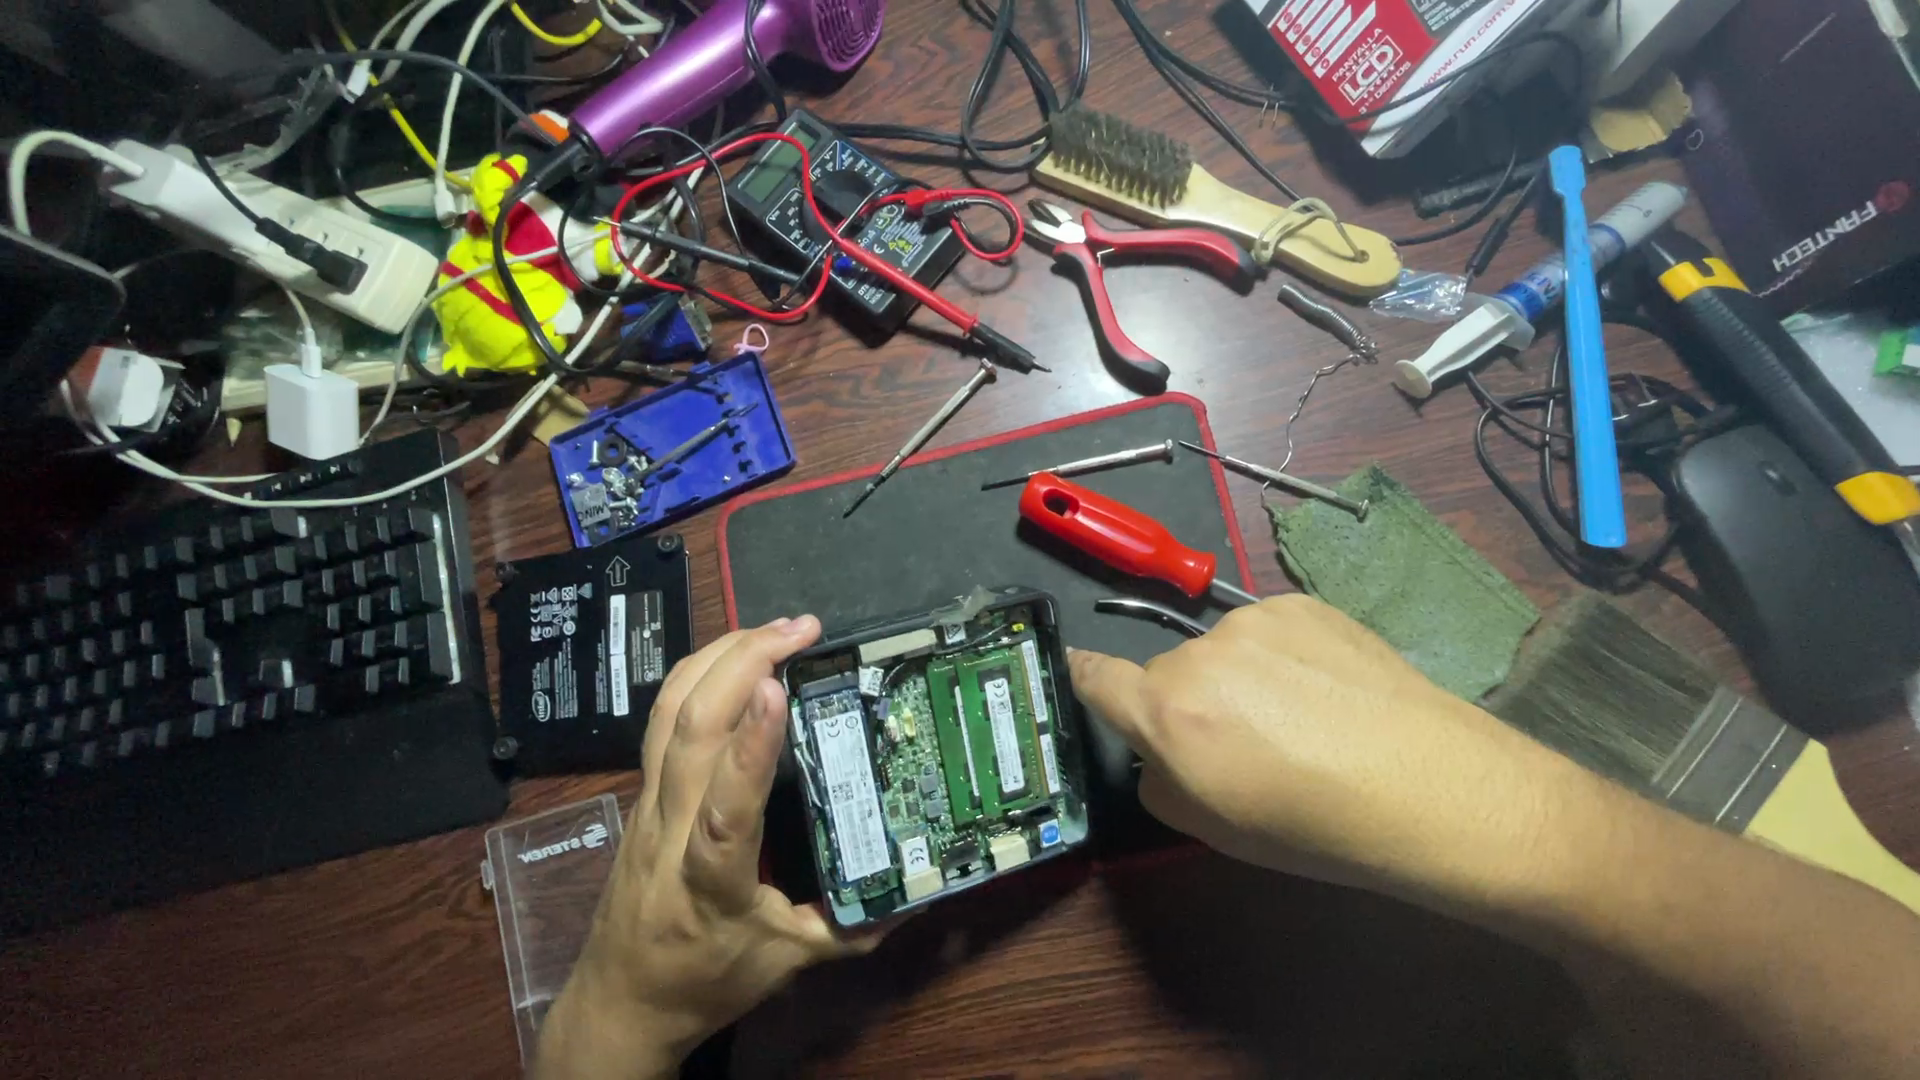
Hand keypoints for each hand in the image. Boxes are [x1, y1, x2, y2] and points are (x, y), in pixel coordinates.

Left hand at [535, 617, 882, 1079]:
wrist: (619, 1000)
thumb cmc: (705, 980)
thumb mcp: (788, 963)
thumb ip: (851, 928)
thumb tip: (918, 893)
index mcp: (709, 882)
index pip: (724, 809)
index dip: (749, 747)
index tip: (776, 689)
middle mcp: (670, 829)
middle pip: (689, 732)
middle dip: (742, 663)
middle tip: (803, 628)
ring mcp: (649, 802)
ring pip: (669, 712)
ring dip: (720, 656)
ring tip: (776, 627)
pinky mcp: (643, 788)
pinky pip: (662, 716)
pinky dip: (699, 671)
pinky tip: (735, 652)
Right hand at [1068, 595, 1587, 905]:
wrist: (1437, 790)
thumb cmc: (1316, 828)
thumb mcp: (1214, 830)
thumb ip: (1160, 780)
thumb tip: (1159, 749)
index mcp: (1169, 712)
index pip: (1094, 676)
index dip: (1078, 674)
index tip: (1075, 669)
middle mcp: (1199, 653)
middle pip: (1166, 672)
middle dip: (1187, 702)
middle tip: (1243, 742)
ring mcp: (1253, 621)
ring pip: (1218, 649)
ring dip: (1237, 676)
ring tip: (1301, 717)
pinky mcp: (1301, 603)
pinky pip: (1266, 630)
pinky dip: (1280, 655)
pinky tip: (1328, 689)